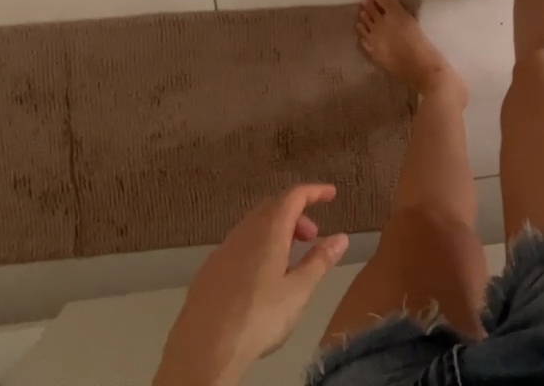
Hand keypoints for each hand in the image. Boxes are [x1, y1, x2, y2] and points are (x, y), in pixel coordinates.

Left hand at [153, 185, 351, 385]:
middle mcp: (243, 233)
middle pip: (272, 207)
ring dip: (276, 232)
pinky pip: (238, 246)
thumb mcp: (298, 291)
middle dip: (296, 215)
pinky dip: (257, 248)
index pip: (294, 196)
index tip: (331, 194)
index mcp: (268, 231)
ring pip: (254, 227)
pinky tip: (259, 279)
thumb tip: (341, 237)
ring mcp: (222, 251)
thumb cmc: (258, 318)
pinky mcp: (207, 272)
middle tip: (312, 237)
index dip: (314, 191)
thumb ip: (320, 261)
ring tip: (289, 261)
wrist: (202, 353)